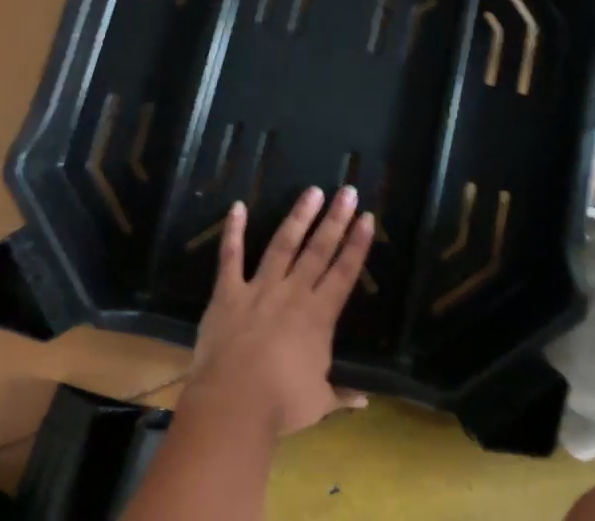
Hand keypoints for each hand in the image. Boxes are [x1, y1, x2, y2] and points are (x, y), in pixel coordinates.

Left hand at [186, 186, 375, 436]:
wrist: (233, 402)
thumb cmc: (280, 404)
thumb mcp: (318, 402)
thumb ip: (341, 395)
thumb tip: (366, 401)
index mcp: (319, 316)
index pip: (344, 273)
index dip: (357, 244)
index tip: (366, 217)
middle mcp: (293, 293)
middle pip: (318, 250)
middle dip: (335, 219)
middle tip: (347, 190)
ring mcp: (259, 289)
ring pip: (282, 244)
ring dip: (298, 217)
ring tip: (312, 191)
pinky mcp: (228, 293)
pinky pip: (230, 257)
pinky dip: (233, 231)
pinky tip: (237, 207)